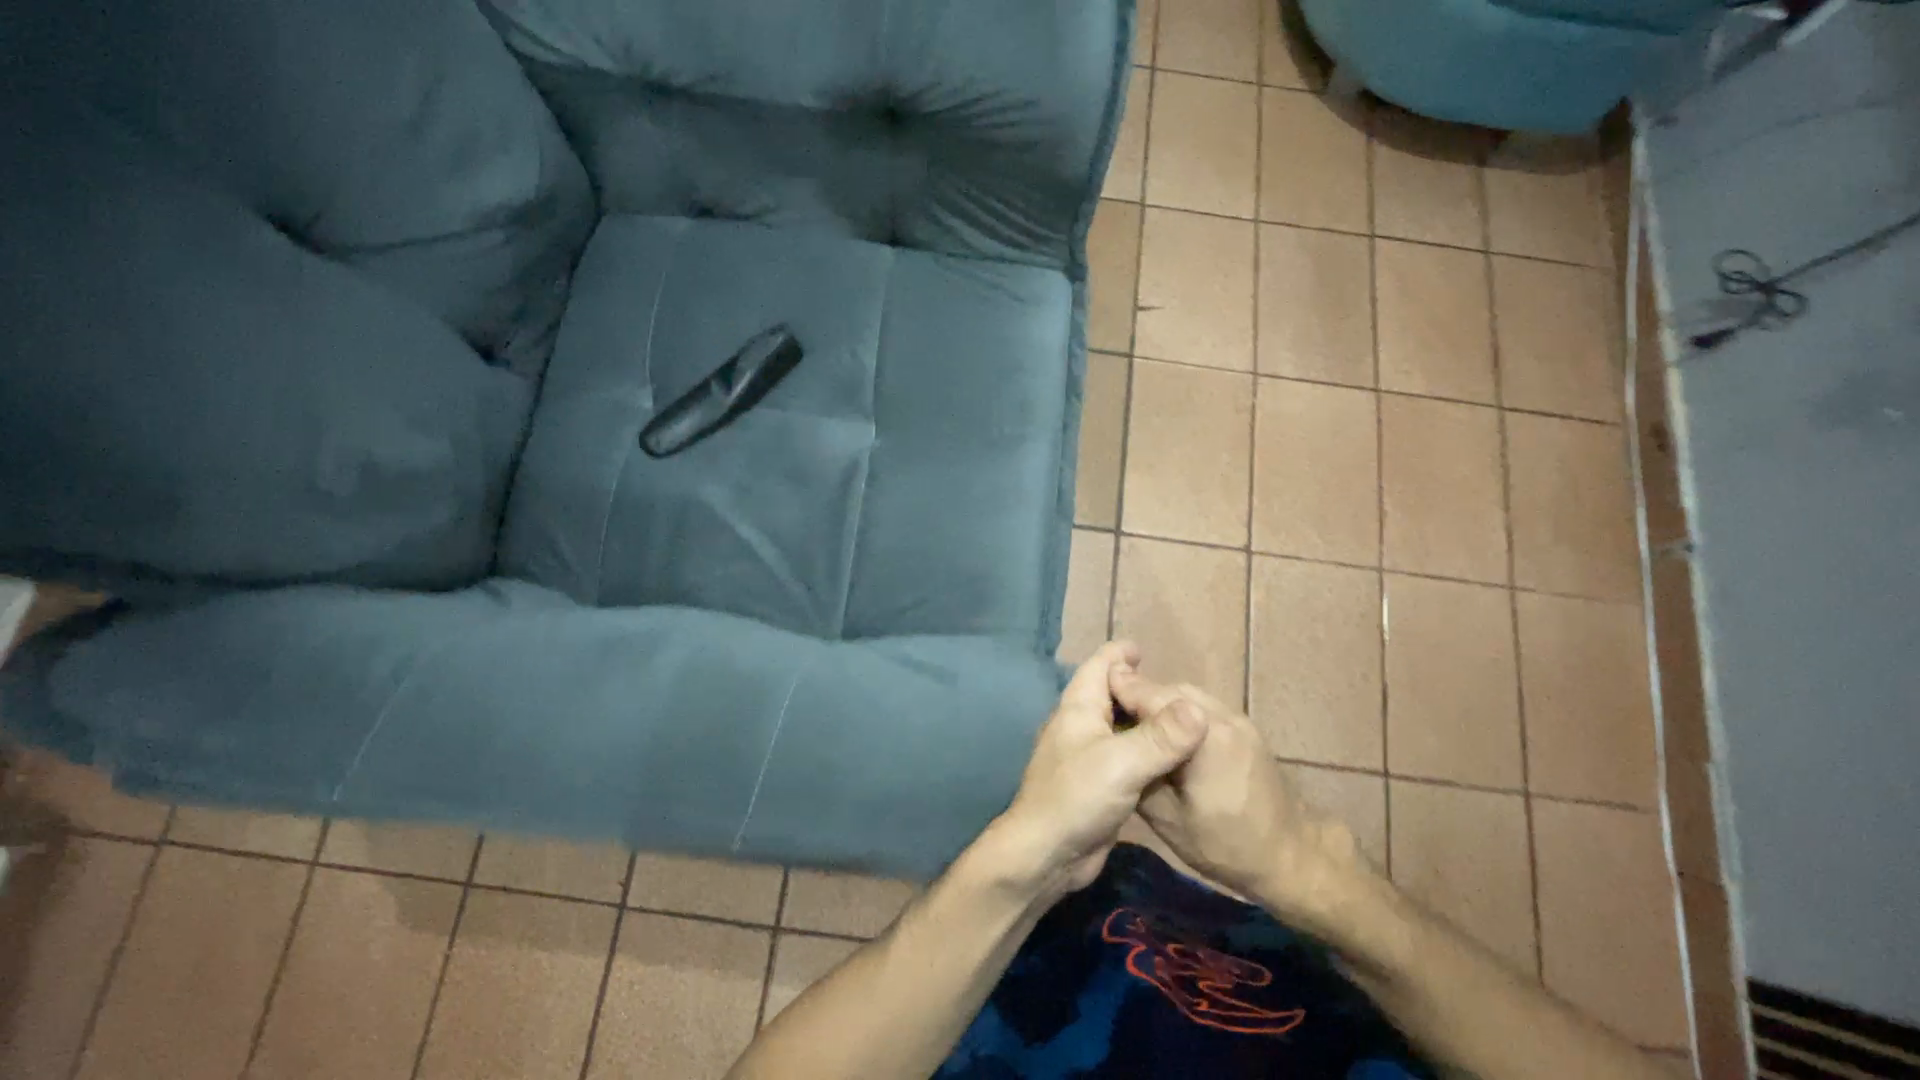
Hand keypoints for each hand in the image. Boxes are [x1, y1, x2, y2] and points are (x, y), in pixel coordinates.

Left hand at [985, 642, 1208, 900]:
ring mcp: (1087, 758)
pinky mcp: (1098, 786)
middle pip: (1110, 696)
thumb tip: (1199, 709)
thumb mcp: (1122, 762)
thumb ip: (1161, 736)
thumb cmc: (1077, 798)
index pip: (1099, 667)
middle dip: (1138, 688)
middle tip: (1176, 690)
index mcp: (1079, 709)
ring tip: (1178, 721)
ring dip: (1144, 723)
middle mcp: (1080, 727)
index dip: (1121, 655)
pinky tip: (1168, 760)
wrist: (1046, 856)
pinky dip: (1144, 752)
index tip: (1146, 650)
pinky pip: (1125, 758)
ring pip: (1120, 729)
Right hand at [1109, 668, 1367, 917]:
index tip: (1091, 698)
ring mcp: (1239, 720)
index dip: (1119, 692)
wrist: (1292, 857)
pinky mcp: (1245, 730)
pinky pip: (1203, 708)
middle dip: (1137, 695)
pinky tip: (1163, 735)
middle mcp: (1223, 717)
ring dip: (1158, 703)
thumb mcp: (1169, 821)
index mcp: (1205, 737)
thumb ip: (1139, 776)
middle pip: (1169, 690)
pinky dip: (1178, 712)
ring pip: (1187, 696)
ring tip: (1132, 725)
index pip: (1151, 697)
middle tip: (1107, 714)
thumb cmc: (1227, 846)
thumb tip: (1114, 750)